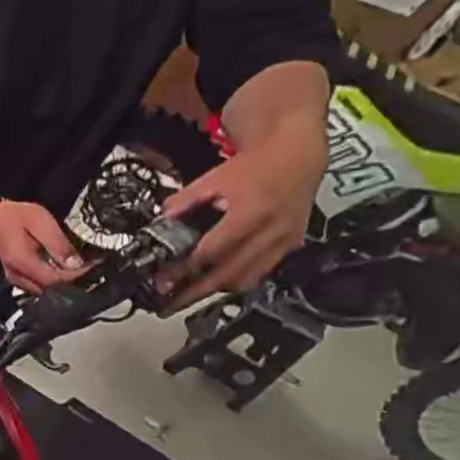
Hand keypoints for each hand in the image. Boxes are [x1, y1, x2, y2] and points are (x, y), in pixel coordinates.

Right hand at [0, 200, 86, 294]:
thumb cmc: (18, 217)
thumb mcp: (42, 223)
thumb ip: (58, 244)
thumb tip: (75, 264)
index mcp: (23, 263)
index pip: (54, 279)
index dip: (75, 276)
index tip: (93, 266)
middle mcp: (18, 277)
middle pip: (50, 289)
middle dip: (71, 280)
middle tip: (88, 268)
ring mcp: (16, 280)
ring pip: (44, 290)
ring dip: (62, 282)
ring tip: (77, 269)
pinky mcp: (17, 279)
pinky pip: (38, 286)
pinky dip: (52, 281)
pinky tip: (61, 270)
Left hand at [158, 129, 324, 311]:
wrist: (298, 154)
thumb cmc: (257, 166)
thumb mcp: (215, 178)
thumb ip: (185, 200)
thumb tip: (161, 220)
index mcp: (251, 211)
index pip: (211, 251)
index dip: (184, 269)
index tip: (164, 280)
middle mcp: (271, 230)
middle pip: (227, 273)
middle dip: (194, 293)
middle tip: (169, 304)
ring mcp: (283, 240)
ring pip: (245, 279)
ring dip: (214, 291)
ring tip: (187, 298)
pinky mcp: (290, 246)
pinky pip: (260, 273)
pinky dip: (236, 281)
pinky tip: (216, 284)